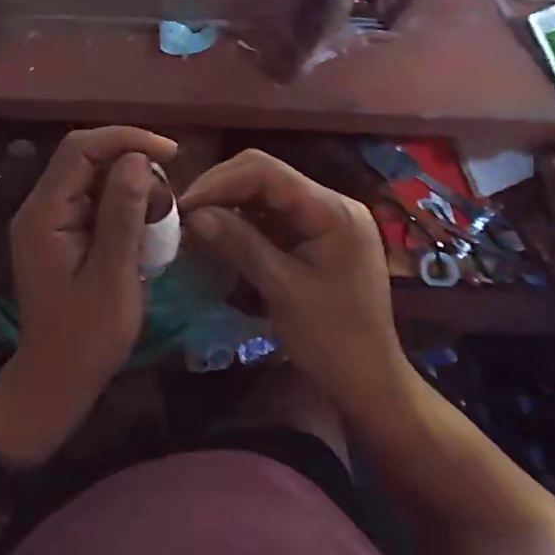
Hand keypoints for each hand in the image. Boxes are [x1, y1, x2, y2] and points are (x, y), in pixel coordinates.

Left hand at [3, 127, 176, 434]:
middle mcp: (42, 208)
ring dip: (134, 186)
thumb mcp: (113, 276)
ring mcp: (52, 220)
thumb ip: (122, 215)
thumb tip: (137, 160)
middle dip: (134, 165)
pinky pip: (99, 200)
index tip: (170, 153)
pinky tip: (147, 229)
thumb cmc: (87, 337)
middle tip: (168, 198)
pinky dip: (128, 205)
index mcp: (44, 214)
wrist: (57, 382)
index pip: (80, 149)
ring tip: (161, 217)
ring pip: (97, 177)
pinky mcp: (66, 232)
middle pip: (88, 158)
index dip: (126, 139)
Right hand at [180, 149, 411, 419]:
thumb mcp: (283, 291)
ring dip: (232, 207)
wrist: (372, 381)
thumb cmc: (332, 340)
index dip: (220, 182)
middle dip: (223, 191)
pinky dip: (249, 226)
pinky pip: (279, 220)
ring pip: (271, 198)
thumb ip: (241, 245)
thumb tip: (194, 215)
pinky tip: (221, 239)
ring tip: (195, 227)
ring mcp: (329, 221)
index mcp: (334, 210)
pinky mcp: (322, 239)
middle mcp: (334, 204)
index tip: (183, 206)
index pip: (269, 173)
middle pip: (269, 178)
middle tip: (183, 217)